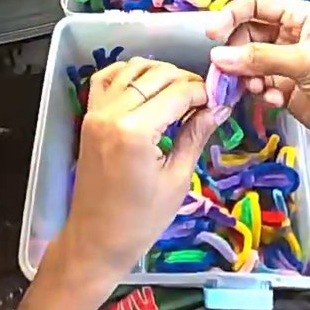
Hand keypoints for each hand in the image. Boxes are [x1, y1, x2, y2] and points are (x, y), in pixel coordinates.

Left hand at [52, 59, 226, 283]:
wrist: (96, 240)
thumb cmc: (140, 220)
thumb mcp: (176, 179)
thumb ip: (195, 135)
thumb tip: (219, 108)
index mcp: (135, 130)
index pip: (178, 92)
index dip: (203, 93)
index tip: (218, 100)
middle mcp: (113, 112)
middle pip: (157, 75)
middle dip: (185, 81)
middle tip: (204, 99)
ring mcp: (97, 111)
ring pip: (133, 68)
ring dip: (160, 73)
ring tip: (179, 93)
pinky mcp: (89, 115)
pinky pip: (106, 77)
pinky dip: (128, 72)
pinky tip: (146, 84)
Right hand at [204, 0, 309, 158]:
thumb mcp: (307, 62)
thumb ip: (260, 58)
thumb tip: (218, 57)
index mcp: (302, 16)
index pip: (257, 4)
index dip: (232, 15)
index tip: (212, 35)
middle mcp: (293, 36)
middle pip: (248, 34)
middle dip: (236, 52)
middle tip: (226, 71)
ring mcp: (289, 64)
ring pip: (250, 62)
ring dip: (246, 75)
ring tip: (255, 89)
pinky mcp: (287, 91)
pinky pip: (259, 85)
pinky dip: (259, 92)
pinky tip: (273, 101)